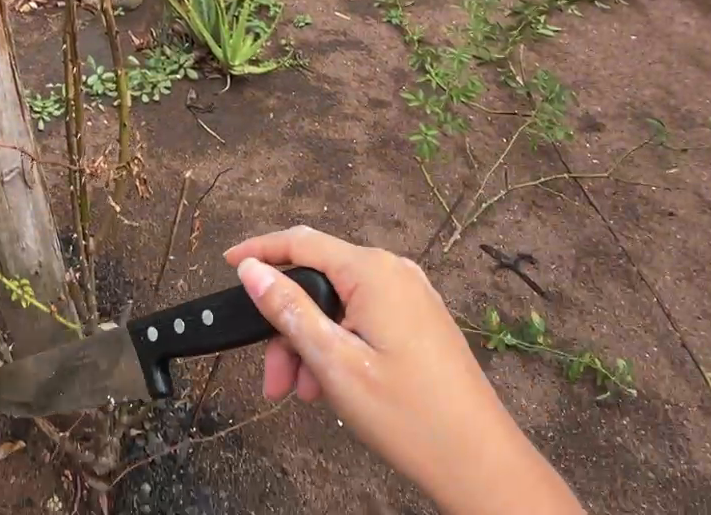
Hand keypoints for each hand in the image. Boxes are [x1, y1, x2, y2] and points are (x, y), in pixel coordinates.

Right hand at [227, 227, 580, 514]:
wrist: (484, 467)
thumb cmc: (407, 415)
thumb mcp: (334, 362)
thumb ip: (287, 308)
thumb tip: (250, 269)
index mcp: (373, 271)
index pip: (301, 242)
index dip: (259, 250)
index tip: (226, 262)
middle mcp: (393, 272)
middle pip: (318, 282)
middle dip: (286, 326)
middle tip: (271, 379)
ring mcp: (410, 296)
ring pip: (338, 306)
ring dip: (310, 344)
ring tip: (302, 394)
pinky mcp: (419, 320)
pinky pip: (362, 318)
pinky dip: (337, 345)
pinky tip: (330, 386)